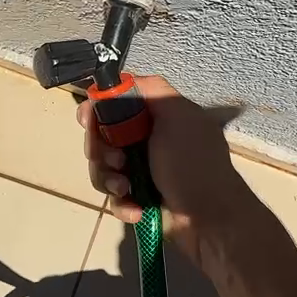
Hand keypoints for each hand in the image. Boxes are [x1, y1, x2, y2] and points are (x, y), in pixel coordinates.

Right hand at [78, 74, 245, 233]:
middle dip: (100, 149)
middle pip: (102, 138)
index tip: (87, 119)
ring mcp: (142, 172)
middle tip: (114, 159)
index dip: (97, 111)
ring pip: (103, 168)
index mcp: (158, 119)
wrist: (209, 219)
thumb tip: (124, 77)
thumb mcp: (178, 115)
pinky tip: (135, 208)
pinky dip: (121, 203)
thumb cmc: (193, 164)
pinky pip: (114, 197)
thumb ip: (152, 90)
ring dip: (108, 178)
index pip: (115, 106)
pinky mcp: (138, 199)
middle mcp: (148, 142)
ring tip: (125, 188)